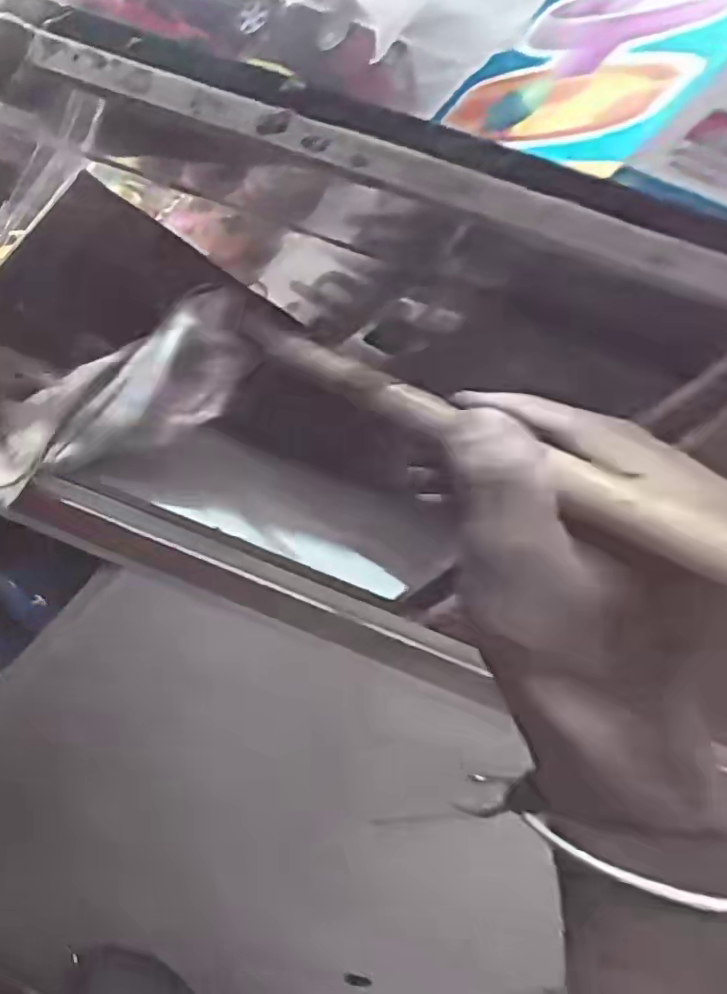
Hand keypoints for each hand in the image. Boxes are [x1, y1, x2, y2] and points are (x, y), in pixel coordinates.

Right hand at [444, 393, 726, 832]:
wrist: (612, 726)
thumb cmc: (557, 642)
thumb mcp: (512, 561)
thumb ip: (500, 486)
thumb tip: (477, 417)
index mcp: (680, 507)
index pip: (589, 431)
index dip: (510, 410)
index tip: (442, 404)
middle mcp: (700, 510)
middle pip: (596, 446)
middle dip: (506, 436)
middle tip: (430, 441)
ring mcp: (689, 536)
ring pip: (596, 473)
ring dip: (514, 466)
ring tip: (444, 476)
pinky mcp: (669, 559)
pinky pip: (600, 503)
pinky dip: (536, 494)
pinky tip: (488, 507)